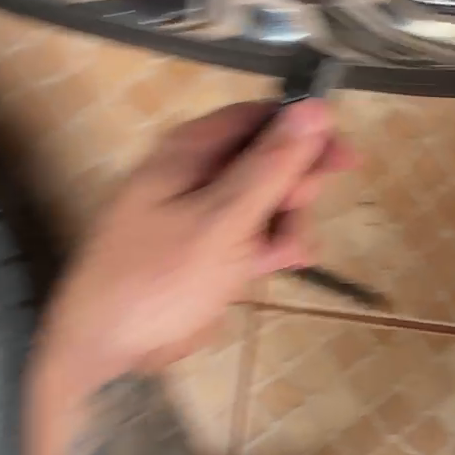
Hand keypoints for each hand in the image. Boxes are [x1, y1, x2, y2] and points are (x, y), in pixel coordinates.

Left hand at [39, 99, 352, 390]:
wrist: (110, 346)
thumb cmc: (160, 277)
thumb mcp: (224, 218)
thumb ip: (272, 165)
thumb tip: (316, 108)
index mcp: (193, 150)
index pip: (262, 118)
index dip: (306, 132)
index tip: (345, 158)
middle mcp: (201, 172)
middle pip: (273, 160)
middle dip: (296, 188)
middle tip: (297, 215)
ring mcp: (208, 212)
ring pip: (273, 201)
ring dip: (289, 224)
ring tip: (285, 255)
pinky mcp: (216, 248)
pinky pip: (260, 234)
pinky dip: (274, 246)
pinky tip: (280, 265)